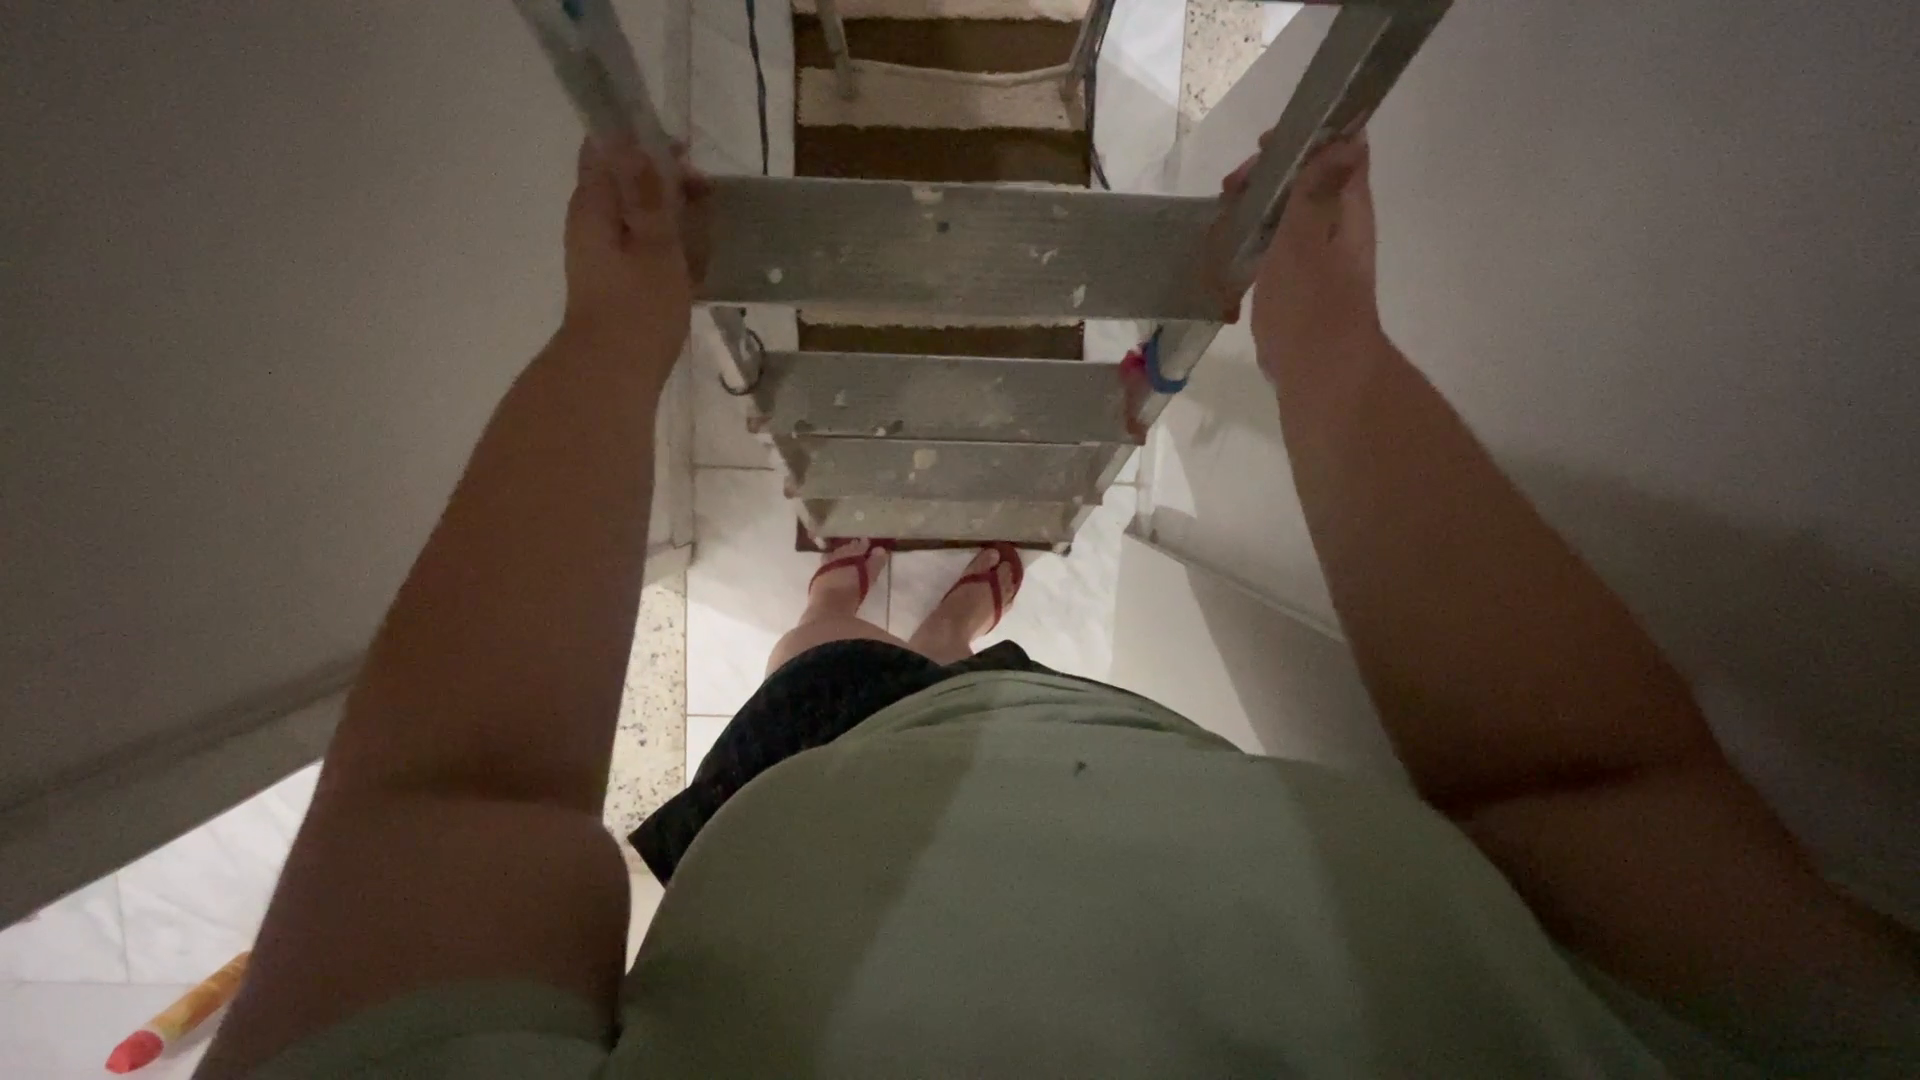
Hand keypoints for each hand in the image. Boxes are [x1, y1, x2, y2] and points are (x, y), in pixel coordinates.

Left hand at [560, 136, 711, 375]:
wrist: (613, 373)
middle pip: (627, 184)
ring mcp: (604, 257)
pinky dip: (671, 249)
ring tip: (710, 232)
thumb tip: (637, 145)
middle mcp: (592, 225)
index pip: (607, 150)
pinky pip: (646, 251)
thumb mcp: (655, 245)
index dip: (644, 143)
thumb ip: (650, 196)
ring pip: (640, 220)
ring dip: (674, 219)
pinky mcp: (619, 285)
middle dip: (668, 183)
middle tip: (708, 197)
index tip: (685, 156)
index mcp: (594, 206)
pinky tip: (697, 264)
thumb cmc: (638, 308)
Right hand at [1222, 132, 1381, 379]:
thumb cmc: (1311, 307)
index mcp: (1348, 209)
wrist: (1316, 371)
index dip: (1310, 134)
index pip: (1343, 148)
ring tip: (1225, 214)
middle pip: (1308, 177)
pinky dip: (1254, 235)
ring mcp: (1318, 254)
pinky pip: (1276, 243)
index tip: (1267, 144)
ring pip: (1288, 209)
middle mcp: (1338, 225)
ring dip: (1258, 204)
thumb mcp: (1305, 242)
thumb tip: (1348, 137)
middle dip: (1270, 173)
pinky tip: (1230, 245)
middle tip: (1231, 189)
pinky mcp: (1297, 281)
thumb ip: (1317, 191)